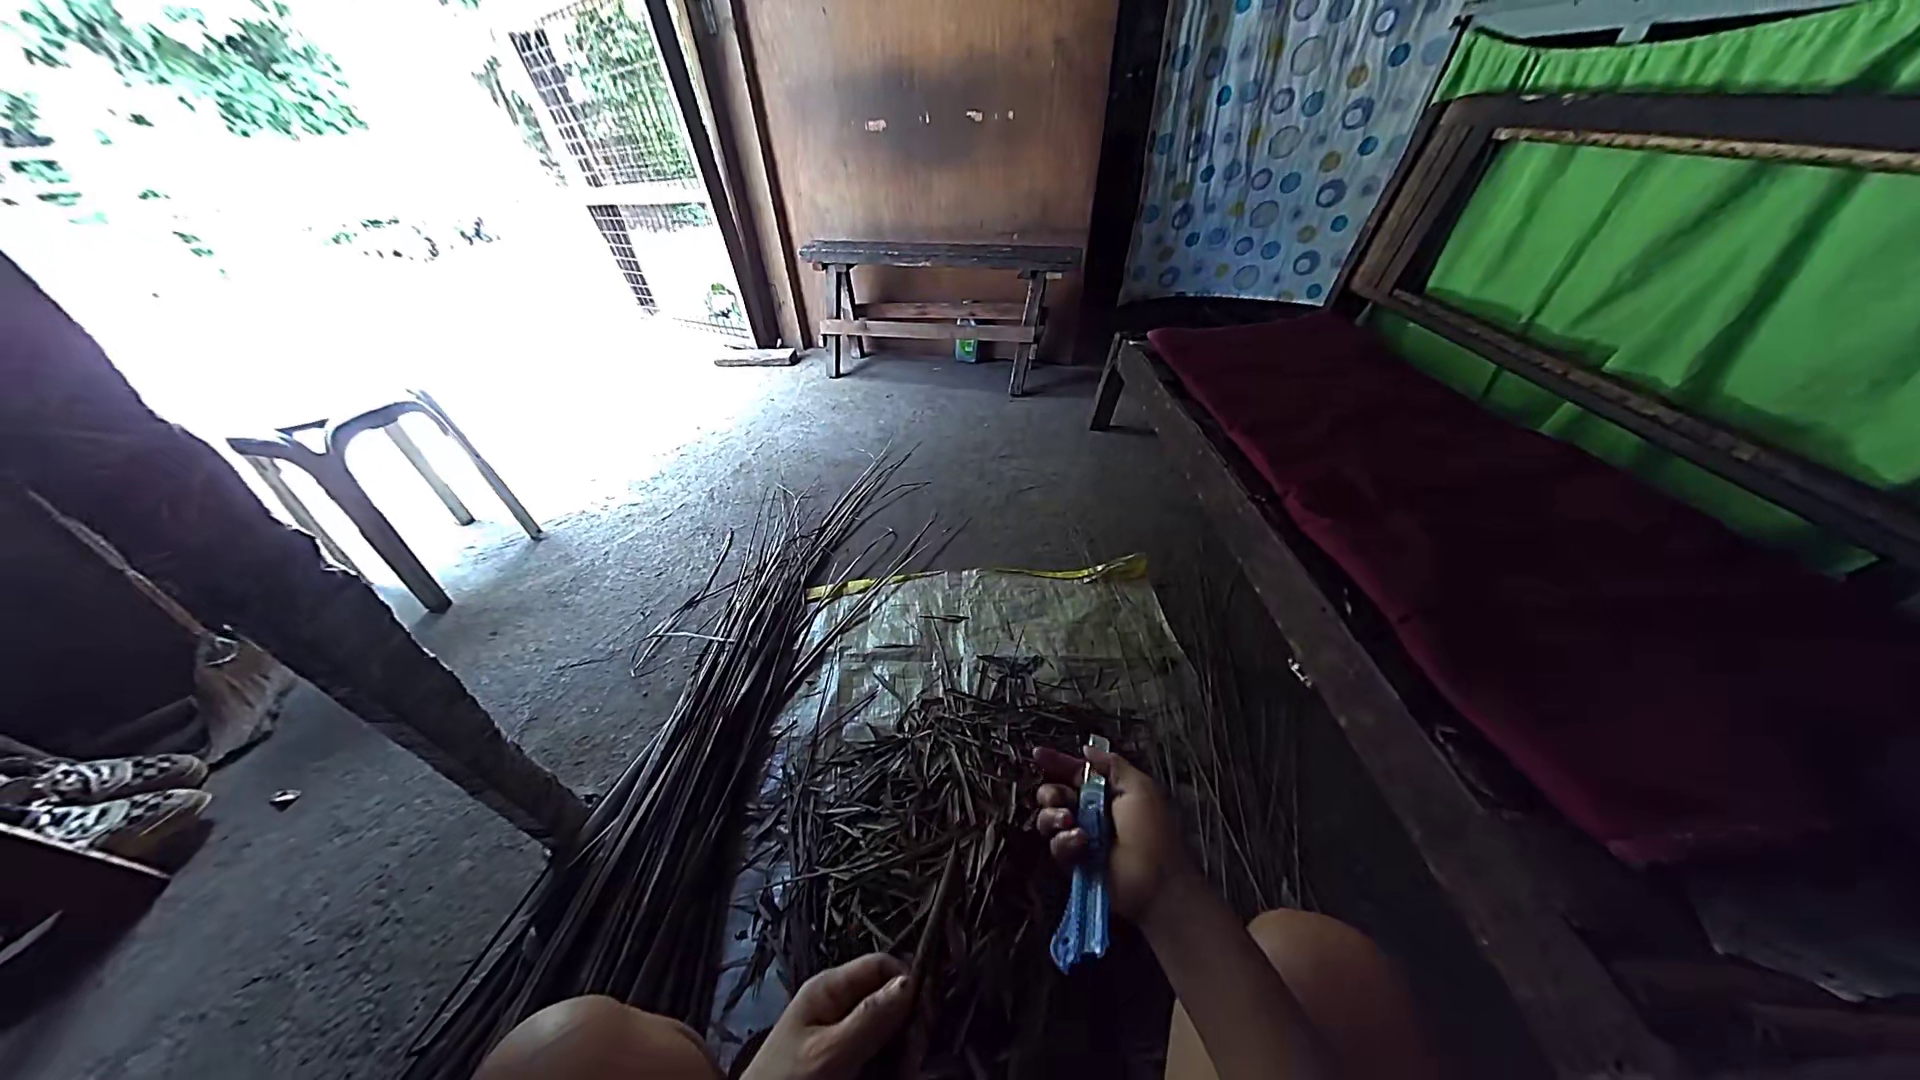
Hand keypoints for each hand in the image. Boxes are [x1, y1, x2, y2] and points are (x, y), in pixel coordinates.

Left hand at [742, 953, 914, 1079]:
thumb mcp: (828, 1053)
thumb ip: (869, 1018)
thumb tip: (912, 980)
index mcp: (829, 988)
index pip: (881, 965)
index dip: (908, 981)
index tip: (929, 1013)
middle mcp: (838, 1005)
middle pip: (887, 999)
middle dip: (907, 1022)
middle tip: (920, 1051)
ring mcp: (839, 1037)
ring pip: (886, 1031)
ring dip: (901, 1048)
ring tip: (911, 1067)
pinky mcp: (841, 1065)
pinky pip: (875, 1056)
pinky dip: (889, 1065)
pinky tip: (898, 1074)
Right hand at [1033, 745, 1195, 927]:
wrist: (1157, 885)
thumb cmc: (1153, 833)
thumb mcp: (1140, 788)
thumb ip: (1113, 765)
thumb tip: (1087, 750)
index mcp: (1107, 792)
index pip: (1075, 772)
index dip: (1056, 762)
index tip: (1038, 754)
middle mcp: (1090, 812)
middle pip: (1055, 793)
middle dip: (1051, 792)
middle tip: (1060, 799)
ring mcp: (1080, 838)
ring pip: (1049, 818)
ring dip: (1054, 816)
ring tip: (1070, 822)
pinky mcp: (1073, 862)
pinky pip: (1056, 845)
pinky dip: (1065, 841)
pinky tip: (1081, 843)